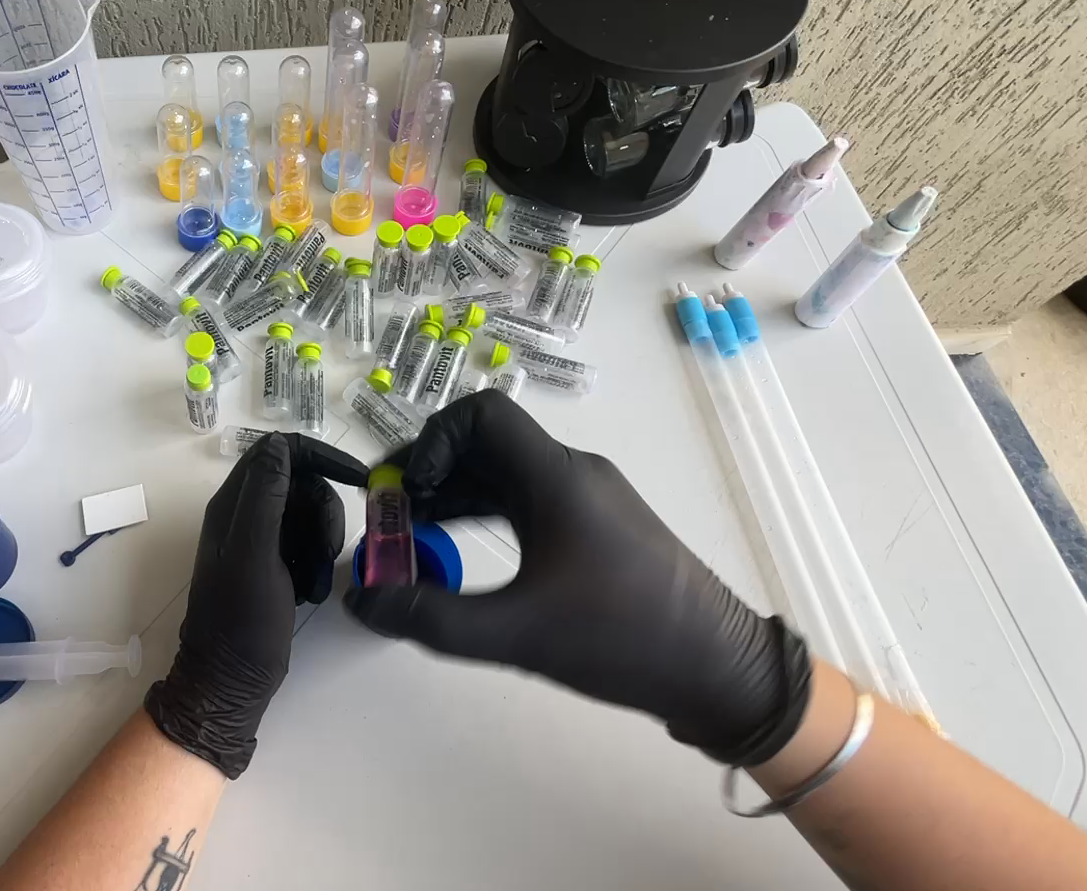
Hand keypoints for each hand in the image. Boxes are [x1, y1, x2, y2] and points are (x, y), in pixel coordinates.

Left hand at [145, 432, 367, 777]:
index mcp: (233, 503)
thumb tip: (279, 444)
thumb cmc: (242, 620)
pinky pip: (306, 542)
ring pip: (307, 513)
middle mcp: (244, 513)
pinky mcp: (272, 563)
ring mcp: (258, 539)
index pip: (280, 451)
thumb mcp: (254, 553)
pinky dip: (315, 562)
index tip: (358, 479)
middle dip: (323, 513)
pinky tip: (308, 590)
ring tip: (312, 578)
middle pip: (301, 483)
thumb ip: (265, 495)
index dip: (320, 457)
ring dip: (321, 542)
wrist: (232, 682)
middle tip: (324, 549)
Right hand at [343, 390, 810, 765]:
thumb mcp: (519, 636)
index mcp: (556, 478)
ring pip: (500, 472)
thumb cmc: (625, 640)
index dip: (432, 440)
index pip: (482, 415)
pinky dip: (479, 512)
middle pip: (483, 443)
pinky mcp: (588, 523)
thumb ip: (433, 618)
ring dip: (450, 494)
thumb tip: (361, 599)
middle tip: (390, 513)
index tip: (407, 490)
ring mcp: (581, 497)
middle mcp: (568, 473)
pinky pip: (519, 498)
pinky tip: (454, 547)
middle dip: (428, 471)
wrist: (724, 672)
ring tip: (410, 534)